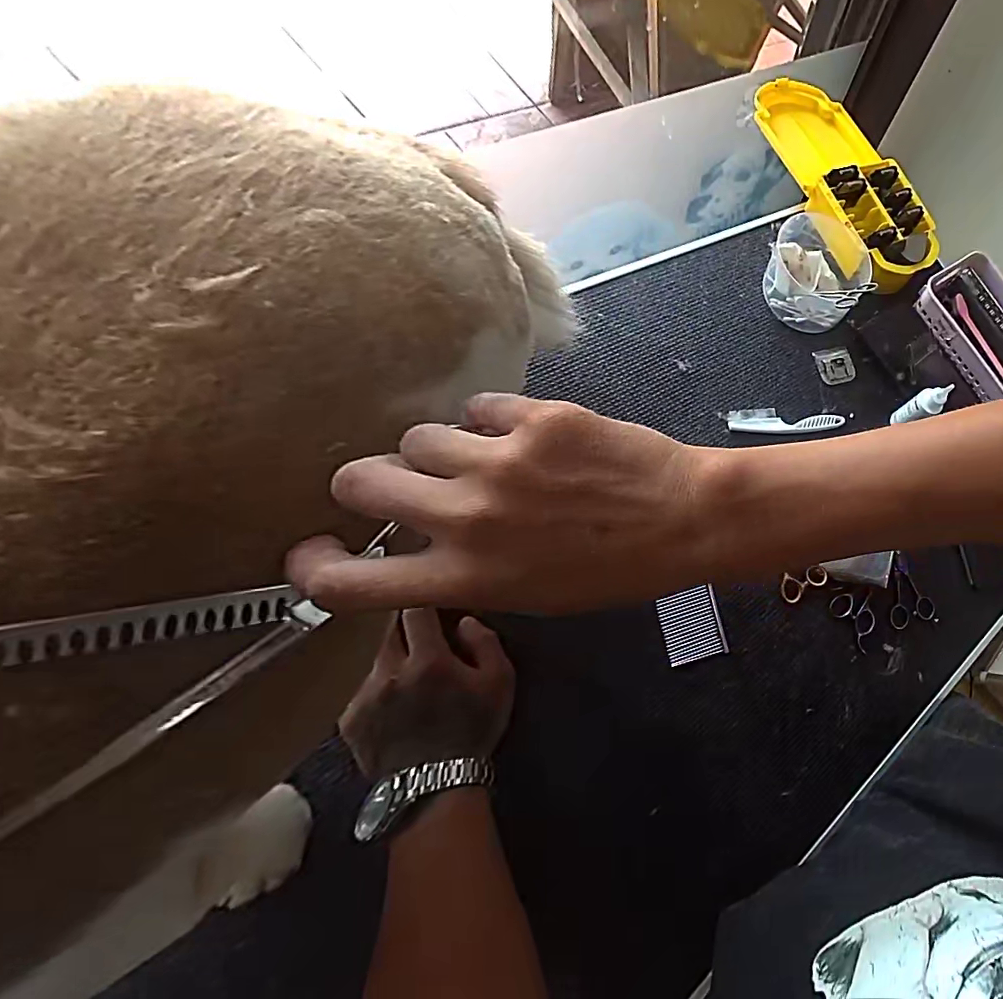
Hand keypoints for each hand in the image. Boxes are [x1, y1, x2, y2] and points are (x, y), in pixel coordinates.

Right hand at [287, 394, 719, 614]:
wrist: (688, 518)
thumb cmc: (622, 568)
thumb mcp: (537, 594)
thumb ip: (473, 572)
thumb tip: (428, 546)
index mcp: (468, 577)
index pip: (343, 584)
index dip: (313, 565)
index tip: (315, 548)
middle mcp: (470, 518)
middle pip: (360, 480)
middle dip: (373, 481)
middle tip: (406, 480)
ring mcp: (502, 462)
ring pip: (420, 435)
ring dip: (441, 447)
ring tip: (482, 454)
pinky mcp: (539, 420)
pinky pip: (482, 407)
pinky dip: (493, 420)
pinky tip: (526, 433)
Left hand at [340, 609, 514, 778]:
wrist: (433, 785)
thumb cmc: (474, 728)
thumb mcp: (500, 682)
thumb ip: (485, 643)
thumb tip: (465, 620)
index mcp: (428, 660)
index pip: (415, 612)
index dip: (425, 603)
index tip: (434, 603)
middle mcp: (388, 672)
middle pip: (388, 632)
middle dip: (407, 627)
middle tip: (426, 633)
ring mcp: (363, 696)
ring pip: (375, 659)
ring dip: (393, 657)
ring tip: (411, 671)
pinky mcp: (347, 719)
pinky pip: (363, 687)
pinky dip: (379, 685)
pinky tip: (396, 700)